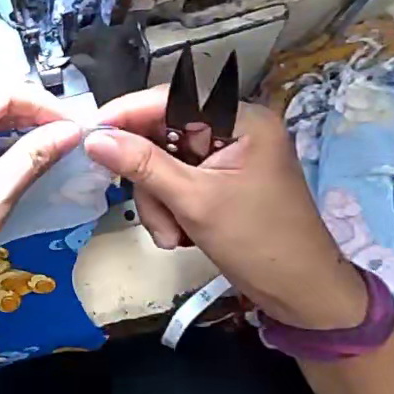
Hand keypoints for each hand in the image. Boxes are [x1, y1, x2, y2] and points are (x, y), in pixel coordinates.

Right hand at [84, 85, 366, 328]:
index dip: (127, 113)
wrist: (302, 293)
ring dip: (159, 202)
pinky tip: (181, 234)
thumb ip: (142, 165)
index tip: (90, 132)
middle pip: (162, 135)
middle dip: (150, 179)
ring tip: (174, 235)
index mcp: (241, 120)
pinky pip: (176, 182)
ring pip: (163, 163)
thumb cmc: (259, 243)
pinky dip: (170, 208)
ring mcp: (226, 156)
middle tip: (154, 214)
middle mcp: (233, 129)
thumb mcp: (194, 201)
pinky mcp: (220, 180)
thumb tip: (94, 138)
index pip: (171, 100)